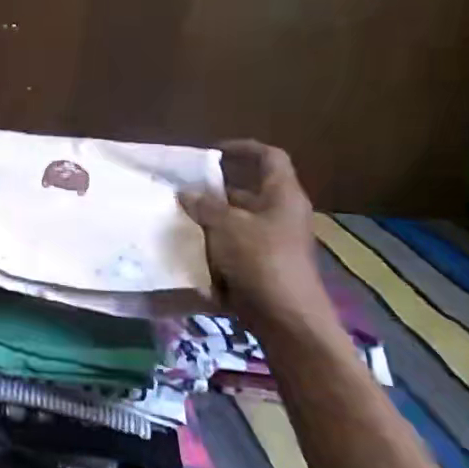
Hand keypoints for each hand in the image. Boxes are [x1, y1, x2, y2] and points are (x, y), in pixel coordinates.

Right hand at [180, 141, 332, 333]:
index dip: (243, 149)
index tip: (214, 151)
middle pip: (250, 190)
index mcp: (283, 195)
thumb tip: (187, 193)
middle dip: (218, 188)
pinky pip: (237, 245)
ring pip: (240, 220)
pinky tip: (191, 246)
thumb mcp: (227, 227)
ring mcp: (275, 242)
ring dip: (213, 217)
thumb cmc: (261, 261)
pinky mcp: (264, 266)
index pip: (269, 158)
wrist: (286, 319)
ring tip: (182, 216)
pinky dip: (217, 243)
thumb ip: (205, 207)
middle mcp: (282, 214)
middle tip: (186, 187)